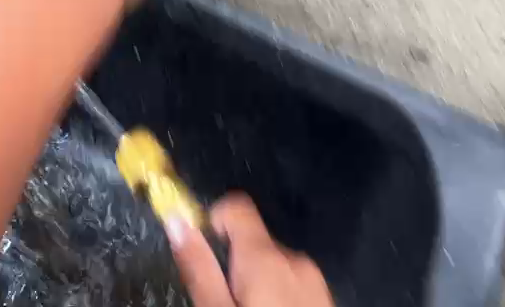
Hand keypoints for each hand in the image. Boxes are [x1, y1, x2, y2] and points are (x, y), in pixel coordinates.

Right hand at [169, 195, 334, 306]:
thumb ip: (198, 268)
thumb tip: (176, 219)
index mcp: (266, 258)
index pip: (237, 207)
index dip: (214, 222)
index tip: (204, 256)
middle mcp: (296, 261)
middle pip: (254, 242)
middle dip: (234, 266)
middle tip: (225, 305)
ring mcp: (317, 286)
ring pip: (274, 268)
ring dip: (257, 286)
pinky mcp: (328, 305)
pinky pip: (294, 287)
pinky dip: (279, 300)